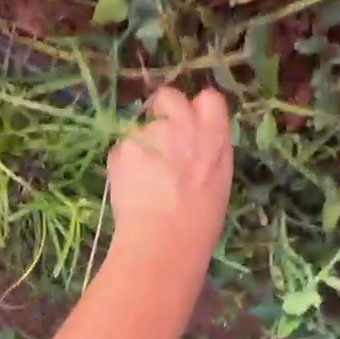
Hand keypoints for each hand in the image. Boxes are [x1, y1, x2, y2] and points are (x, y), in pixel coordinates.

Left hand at [106, 87, 232, 264]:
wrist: (164, 242)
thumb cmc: (198, 225)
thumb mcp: (218, 184)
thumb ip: (207, 155)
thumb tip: (195, 148)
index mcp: (213, 136)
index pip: (208, 99)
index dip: (195, 110)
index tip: (189, 125)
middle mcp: (183, 125)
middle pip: (169, 97)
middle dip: (161, 111)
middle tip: (157, 142)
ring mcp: (150, 133)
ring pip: (140, 129)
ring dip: (140, 146)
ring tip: (142, 181)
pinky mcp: (123, 147)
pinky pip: (121, 150)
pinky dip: (123, 165)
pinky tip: (129, 189)